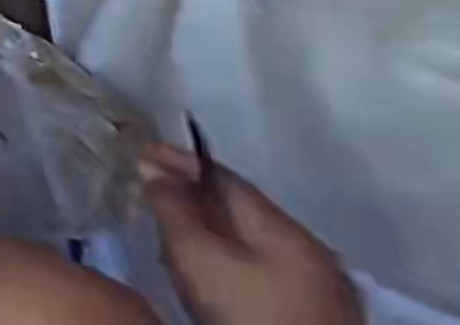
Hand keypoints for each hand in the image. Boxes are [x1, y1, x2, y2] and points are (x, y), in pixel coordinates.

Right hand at [141, 142, 361, 324]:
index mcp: (289, 232)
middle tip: (148, 187)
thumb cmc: (245, 313)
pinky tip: (202, 265)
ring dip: (206, 226)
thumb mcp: (194, 254)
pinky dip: (225, 254)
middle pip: (239, 208)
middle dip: (191, 194)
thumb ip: (171, 204)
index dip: (179, 160)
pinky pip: (259, 267)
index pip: (225, 178)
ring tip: (167, 226)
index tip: (140, 151)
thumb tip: (153, 165)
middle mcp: (313, 254)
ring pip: (249, 239)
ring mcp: (320, 290)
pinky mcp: (314, 317)